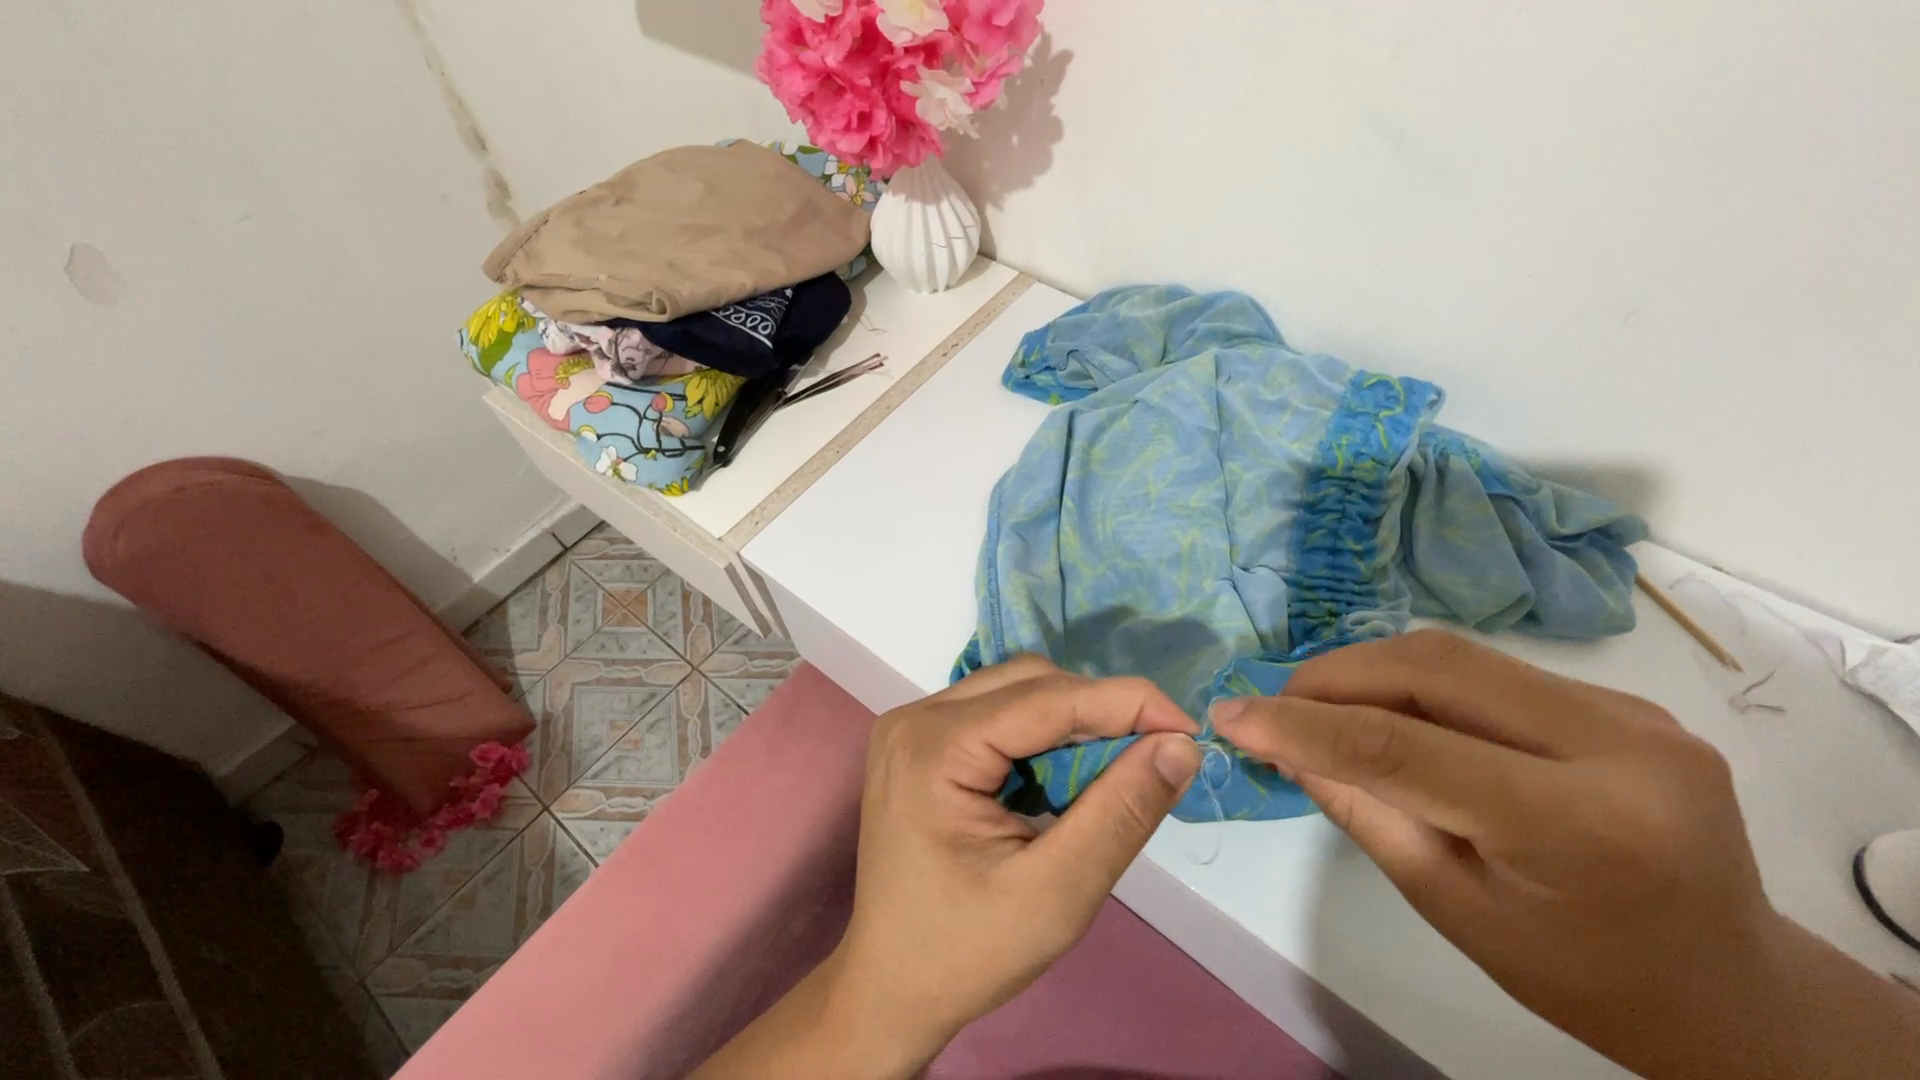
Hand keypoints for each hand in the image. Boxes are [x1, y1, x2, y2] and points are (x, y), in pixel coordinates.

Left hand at [692, 656, 1202, 1079]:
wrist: (890, 989)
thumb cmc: (966, 952)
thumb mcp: (1057, 892)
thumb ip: (1121, 812)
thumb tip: (1180, 745)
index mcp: (934, 747)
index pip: (1048, 697)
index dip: (1127, 703)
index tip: (1190, 730)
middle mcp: (915, 718)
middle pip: (1030, 683)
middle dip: (1099, 713)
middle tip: (1154, 758)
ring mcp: (911, 727)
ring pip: (1015, 691)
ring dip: (1072, 722)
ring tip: (1111, 774)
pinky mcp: (919, 743)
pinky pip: (996, 714)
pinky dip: (1041, 736)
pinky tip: (1062, 778)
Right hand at [1213, 629, 1919, 1078]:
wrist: (1725, 985)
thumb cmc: (1578, 972)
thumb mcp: (1451, 906)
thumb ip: (1365, 810)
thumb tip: (1285, 742)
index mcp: (1579, 825)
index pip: (1407, 746)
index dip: (1304, 724)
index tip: (1232, 715)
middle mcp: (1619, 745)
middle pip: (1436, 667)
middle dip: (1336, 675)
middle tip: (1277, 706)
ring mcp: (1632, 712)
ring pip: (1460, 655)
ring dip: (1372, 671)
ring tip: (1322, 707)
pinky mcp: (1624, 701)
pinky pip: (1492, 672)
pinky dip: (1421, 683)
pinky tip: (1394, 713)